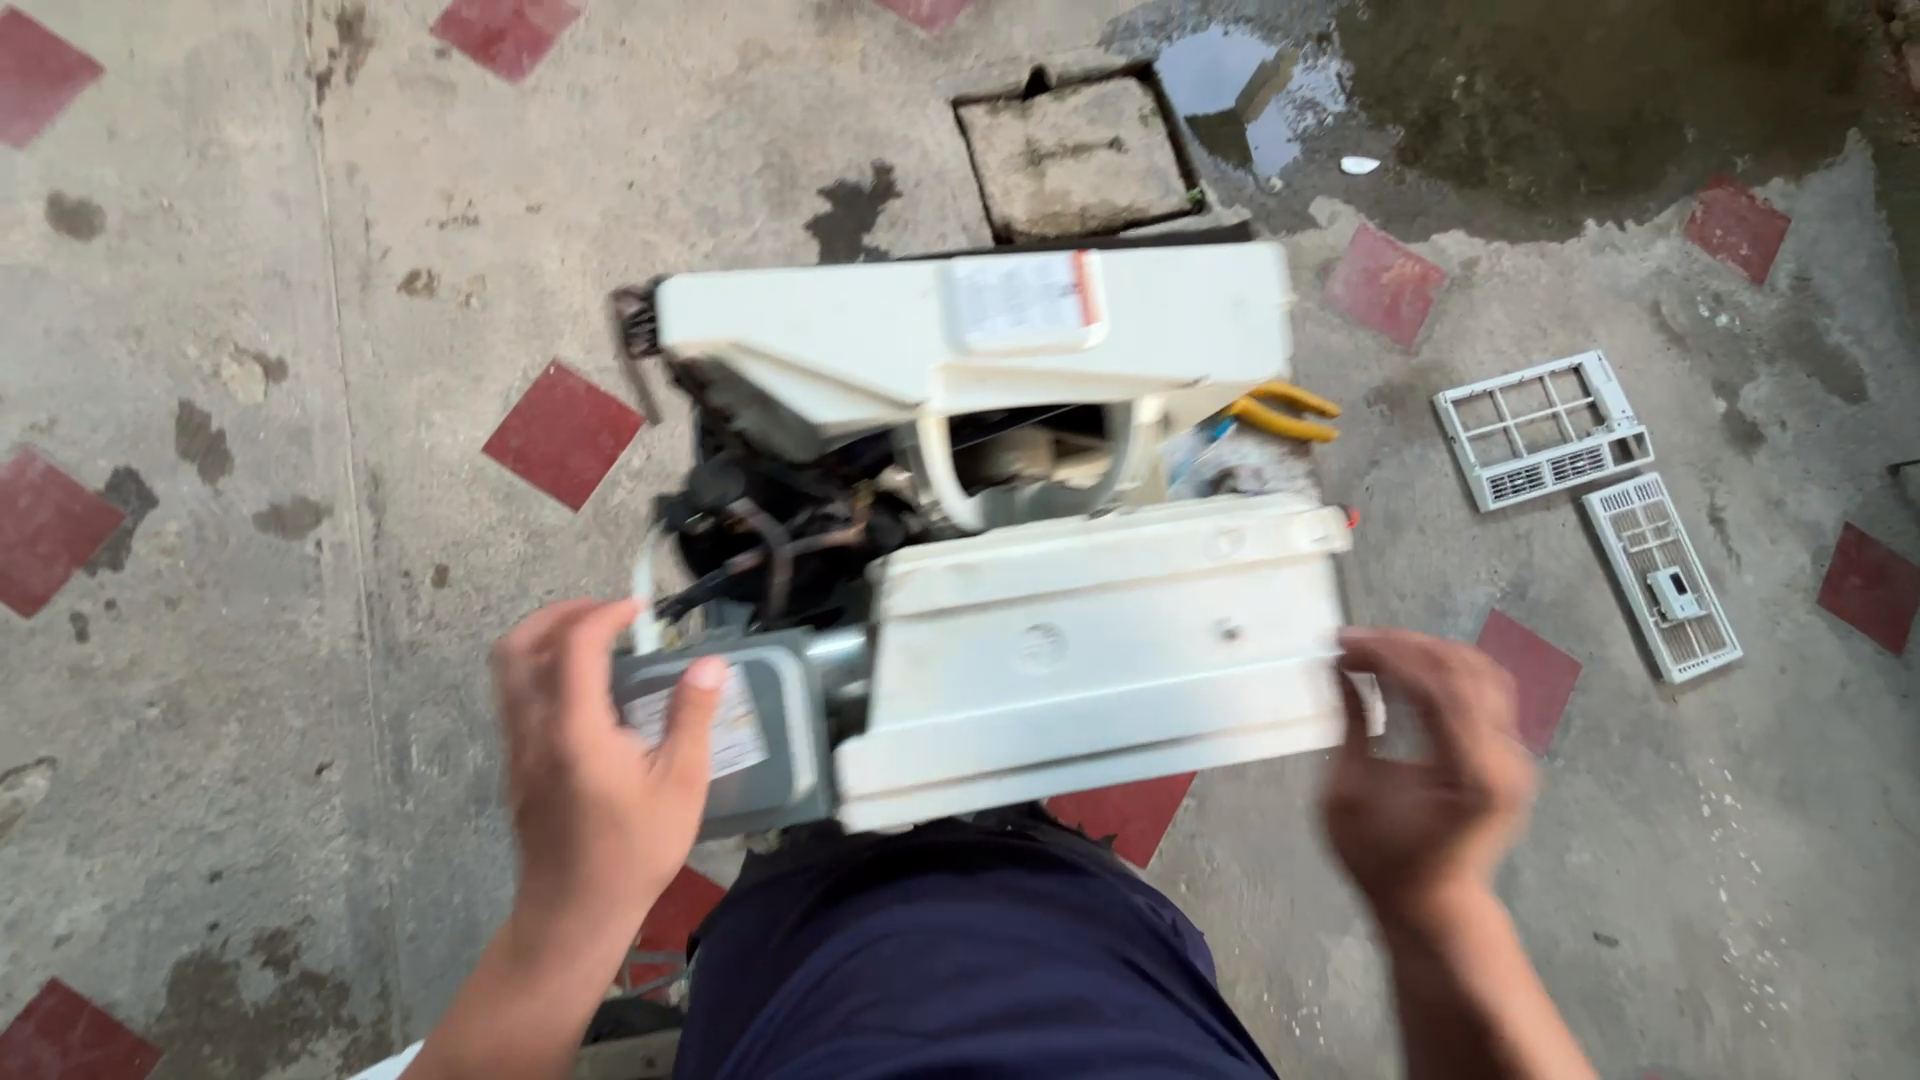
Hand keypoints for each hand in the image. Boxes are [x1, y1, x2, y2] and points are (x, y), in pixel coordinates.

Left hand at [490, 598, 725, 931]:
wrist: (573, 915)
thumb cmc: (635, 850)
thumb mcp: (681, 783)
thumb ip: (692, 717)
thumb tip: (710, 664)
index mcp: (575, 732)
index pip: (574, 647)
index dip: (605, 615)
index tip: (640, 610)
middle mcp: (533, 732)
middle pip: (516, 648)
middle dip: (558, 615)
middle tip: (604, 613)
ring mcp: (517, 750)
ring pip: (508, 673)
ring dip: (546, 640)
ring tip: (597, 642)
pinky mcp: (516, 767)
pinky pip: (516, 698)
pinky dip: (543, 671)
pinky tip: (588, 691)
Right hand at [1320, 627, 1535, 935]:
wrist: (1433, 905)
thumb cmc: (1381, 860)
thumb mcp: (1348, 793)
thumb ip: (1350, 724)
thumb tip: (1337, 668)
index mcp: (1471, 775)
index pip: (1436, 689)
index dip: (1386, 656)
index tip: (1340, 645)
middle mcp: (1506, 760)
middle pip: (1463, 671)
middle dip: (1402, 645)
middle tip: (1348, 642)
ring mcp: (1515, 755)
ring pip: (1480, 671)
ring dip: (1424, 650)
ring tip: (1373, 648)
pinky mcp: (1507, 752)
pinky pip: (1483, 690)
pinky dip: (1442, 668)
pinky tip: (1404, 668)